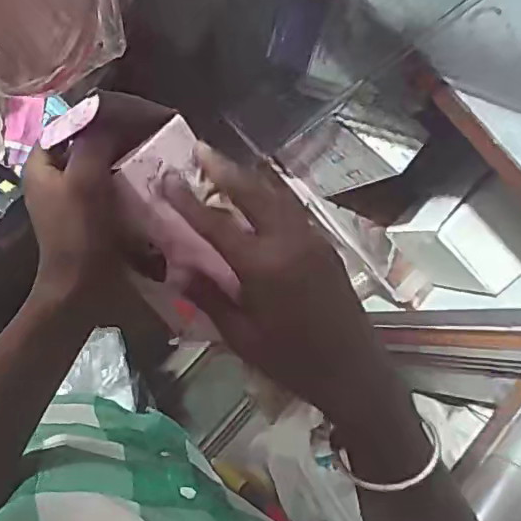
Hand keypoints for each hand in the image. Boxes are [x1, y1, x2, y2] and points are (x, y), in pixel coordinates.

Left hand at [22, 93, 169, 319]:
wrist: (79, 293)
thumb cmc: (79, 237)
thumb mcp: (85, 180)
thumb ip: (96, 139)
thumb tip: (119, 114)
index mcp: (44, 159)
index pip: (81, 116)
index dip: (117, 110)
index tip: (155, 116)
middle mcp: (55, 170)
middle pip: (94, 133)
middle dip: (129, 127)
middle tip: (165, 129)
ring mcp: (72, 190)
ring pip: (105, 154)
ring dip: (134, 147)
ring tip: (165, 146)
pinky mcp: (90, 209)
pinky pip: (113, 177)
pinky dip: (133, 170)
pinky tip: (155, 172)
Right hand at [165, 145, 405, 428]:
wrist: (354, 371)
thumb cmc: (291, 360)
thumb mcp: (241, 336)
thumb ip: (209, 298)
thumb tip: (177, 271)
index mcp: (263, 265)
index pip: (216, 223)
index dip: (187, 200)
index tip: (166, 176)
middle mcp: (290, 241)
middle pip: (253, 192)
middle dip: (224, 168)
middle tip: (200, 149)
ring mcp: (313, 239)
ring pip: (277, 195)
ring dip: (249, 177)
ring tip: (225, 164)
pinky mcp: (326, 246)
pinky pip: (293, 209)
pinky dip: (270, 194)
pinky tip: (259, 194)